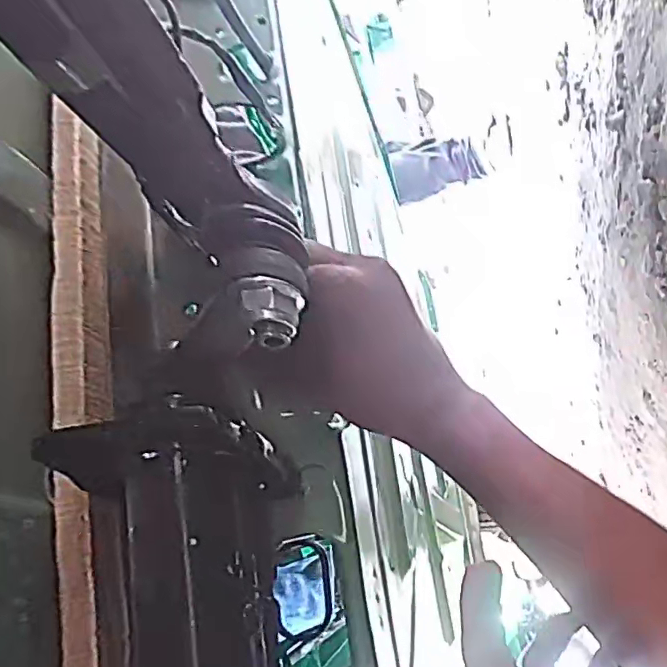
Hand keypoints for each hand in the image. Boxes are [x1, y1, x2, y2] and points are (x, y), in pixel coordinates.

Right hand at [245, 243, 474, 447]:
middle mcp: (363, 265)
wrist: (433, 407)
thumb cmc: (381, 394)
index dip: (253, 283)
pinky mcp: (397, 290)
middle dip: (281, 286)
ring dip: (310, 291)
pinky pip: (353, 281)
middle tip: (269, 316)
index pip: (274, 259)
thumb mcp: (303, 376)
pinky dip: (336, 297)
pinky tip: (331, 329)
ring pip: (328, 269)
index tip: (243, 301)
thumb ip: (259, 356)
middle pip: (302, 259)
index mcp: (338, 277)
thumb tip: (232, 347)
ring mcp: (384, 275)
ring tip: (301, 325)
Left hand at [459, 562, 649, 666]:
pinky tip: (626, 649)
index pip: (481, 650)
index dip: (479, 607)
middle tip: (560, 585)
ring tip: (598, 613)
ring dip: (578, 637)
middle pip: (523, 650)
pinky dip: (606, 662)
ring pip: (561, 664)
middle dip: (539, 617)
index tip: (484, 569)